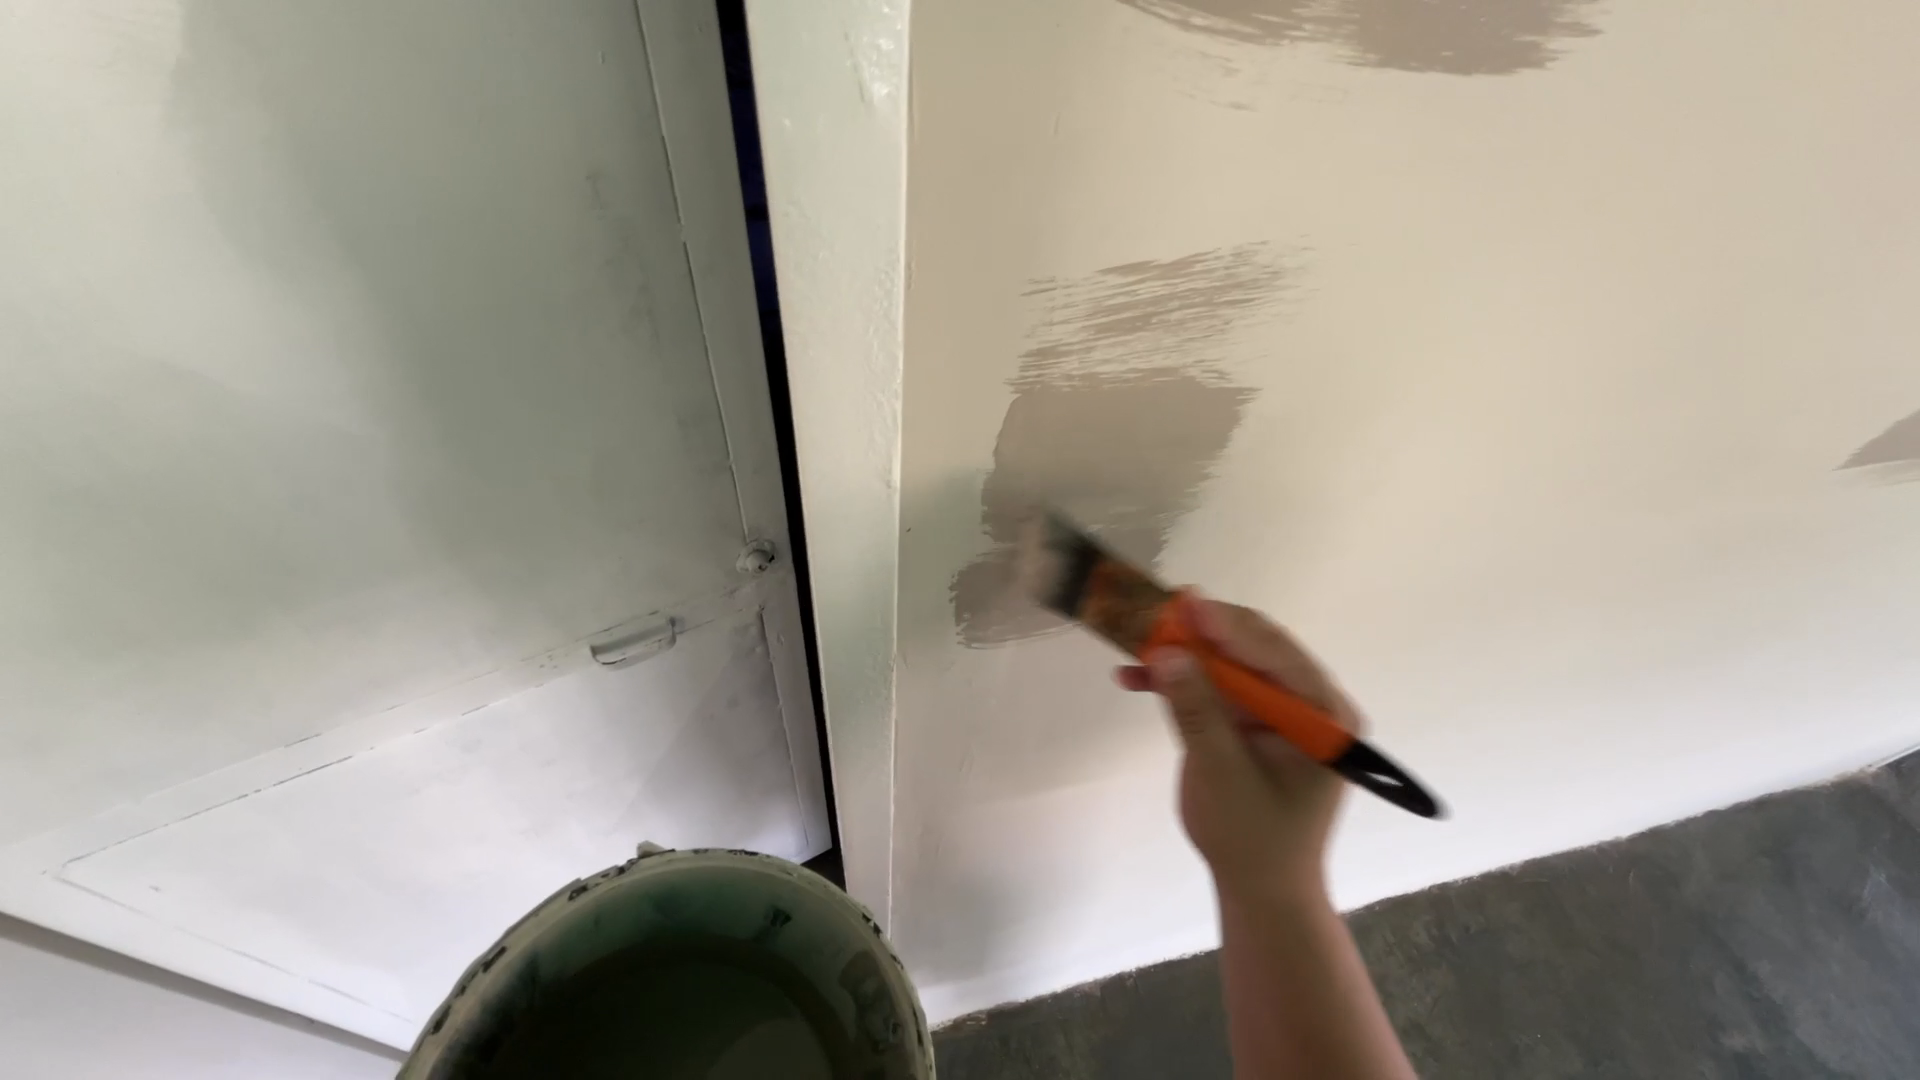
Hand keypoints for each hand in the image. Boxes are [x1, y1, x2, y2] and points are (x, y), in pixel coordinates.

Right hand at [1115, 594, 1360, 901]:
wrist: (1258, 889)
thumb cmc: (1252, 839)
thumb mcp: (1221, 773)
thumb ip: (1197, 710)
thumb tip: (1166, 652)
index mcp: (1323, 715)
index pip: (1277, 655)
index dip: (1229, 627)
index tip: (1187, 603)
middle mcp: (1306, 703)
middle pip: (1251, 649)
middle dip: (1201, 632)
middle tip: (1158, 610)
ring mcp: (1276, 710)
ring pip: (1227, 662)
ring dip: (1183, 652)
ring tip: (1137, 638)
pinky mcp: (1248, 721)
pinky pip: (1213, 687)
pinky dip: (1178, 682)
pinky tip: (1136, 677)